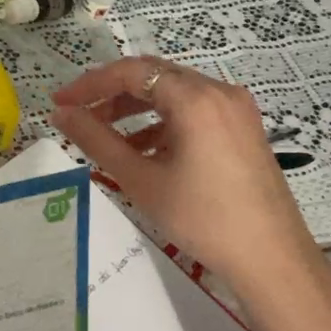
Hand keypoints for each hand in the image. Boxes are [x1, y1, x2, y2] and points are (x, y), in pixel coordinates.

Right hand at [49, 57, 321, 289]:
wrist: (270, 257)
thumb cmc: (201, 217)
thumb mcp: (140, 178)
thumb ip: (96, 139)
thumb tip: (61, 114)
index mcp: (195, 98)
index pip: (131, 72)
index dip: (90, 84)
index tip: (60, 103)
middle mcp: (219, 92)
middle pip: (153, 76)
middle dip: (110, 93)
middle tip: (76, 114)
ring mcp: (236, 110)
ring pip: (173, 94)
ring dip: (134, 109)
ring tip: (103, 136)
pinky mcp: (243, 129)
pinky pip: (194, 112)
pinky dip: (161, 123)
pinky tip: (142, 152)